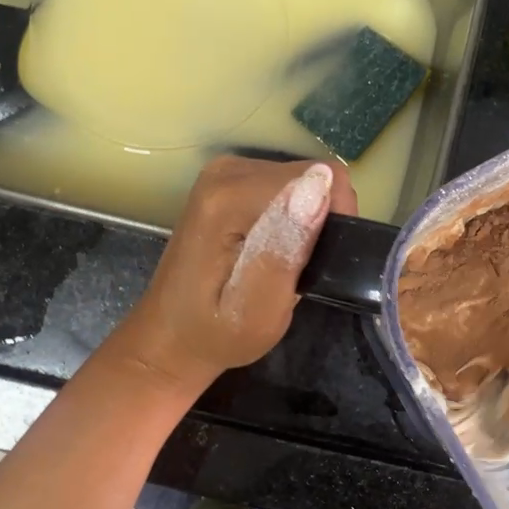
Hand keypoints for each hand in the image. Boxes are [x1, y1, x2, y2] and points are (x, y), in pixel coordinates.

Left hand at [112, 156, 357, 394]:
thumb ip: (287, 246)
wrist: (171, 336)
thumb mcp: (260, 309)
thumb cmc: (217, 334)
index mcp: (231, 197)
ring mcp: (225, 172)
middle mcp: (227, 171)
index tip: (320, 262)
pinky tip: (274, 248)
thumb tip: (319, 183)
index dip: (337, 220)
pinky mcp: (228, 181)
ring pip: (302, 180)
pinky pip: (284, 186)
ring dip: (307, 221)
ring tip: (285, 263)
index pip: (323, 179)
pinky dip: (292, 216)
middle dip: (320, 221)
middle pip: (311, 175)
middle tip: (298, 269)